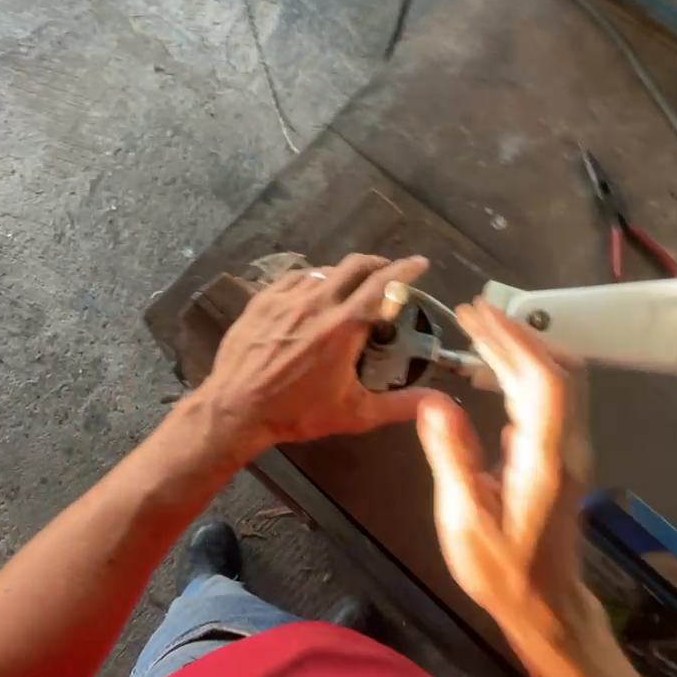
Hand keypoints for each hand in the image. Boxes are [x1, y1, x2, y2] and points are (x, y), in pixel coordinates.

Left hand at [189, 254, 438, 459]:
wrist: (236, 409)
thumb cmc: (296, 413)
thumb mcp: (354, 414)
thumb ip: (400, 405)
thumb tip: (441, 402)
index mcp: (343, 326)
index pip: (383, 284)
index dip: (405, 269)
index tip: (419, 263)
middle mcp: (316, 302)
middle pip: (354, 265)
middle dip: (376, 264)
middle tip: (386, 274)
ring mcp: (285, 298)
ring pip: (323, 270)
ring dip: (342, 274)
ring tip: (348, 288)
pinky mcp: (262, 300)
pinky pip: (293, 278)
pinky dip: (311, 280)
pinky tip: (311, 293)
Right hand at [416, 301, 604, 676]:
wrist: (546, 605)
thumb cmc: (502, 569)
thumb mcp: (465, 519)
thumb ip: (452, 457)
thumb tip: (435, 402)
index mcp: (545, 458)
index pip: (542, 381)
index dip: (512, 341)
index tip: (476, 314)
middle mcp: (566, 444)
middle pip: (556, 370)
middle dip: (515, 333)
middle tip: (471, 312)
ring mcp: (568, 448)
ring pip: (558, 380)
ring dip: (522, 348)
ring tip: (479, 331)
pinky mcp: (560, 453)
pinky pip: (550, 396)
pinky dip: (523, 370)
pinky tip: (492, 371)